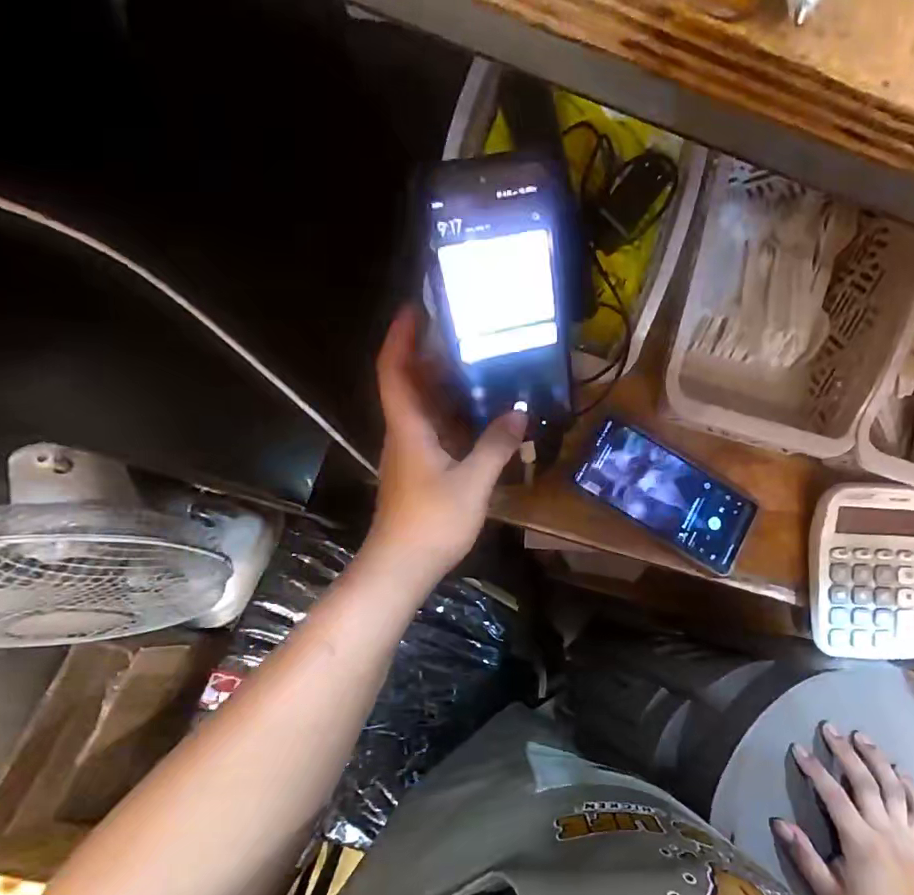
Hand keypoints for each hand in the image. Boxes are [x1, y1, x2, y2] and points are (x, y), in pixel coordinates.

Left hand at [365, 307, 525, 577]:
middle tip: (464, 335)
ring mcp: (410, 454)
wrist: (402, 566)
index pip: (394, 370)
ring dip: (445, 387)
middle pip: (409, 384)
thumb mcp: (472, 482)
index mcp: (408, 427)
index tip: (416, 309)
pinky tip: (481, 418)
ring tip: (479, 369)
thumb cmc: (431, 521)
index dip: (400, 337)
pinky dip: (454, 418)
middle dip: (429, 355)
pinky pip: (435, 432)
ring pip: (424, 409)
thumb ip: (496, 447)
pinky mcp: (419, 471)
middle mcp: (404, 433)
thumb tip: (520, 414)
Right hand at [773, 723, 913, 894]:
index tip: (799, 749)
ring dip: (877, 758)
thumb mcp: (826, 893)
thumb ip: (804, 855)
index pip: (834, 796)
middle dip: (846, 752)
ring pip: (894, 787)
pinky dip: (912, 786)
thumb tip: (779, 822)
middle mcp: (885, 831)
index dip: (815, 770)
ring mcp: (906, 835)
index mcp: (860, 842)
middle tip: (830, 728)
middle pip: (865, 781)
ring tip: (861, 736)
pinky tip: (900, 771)